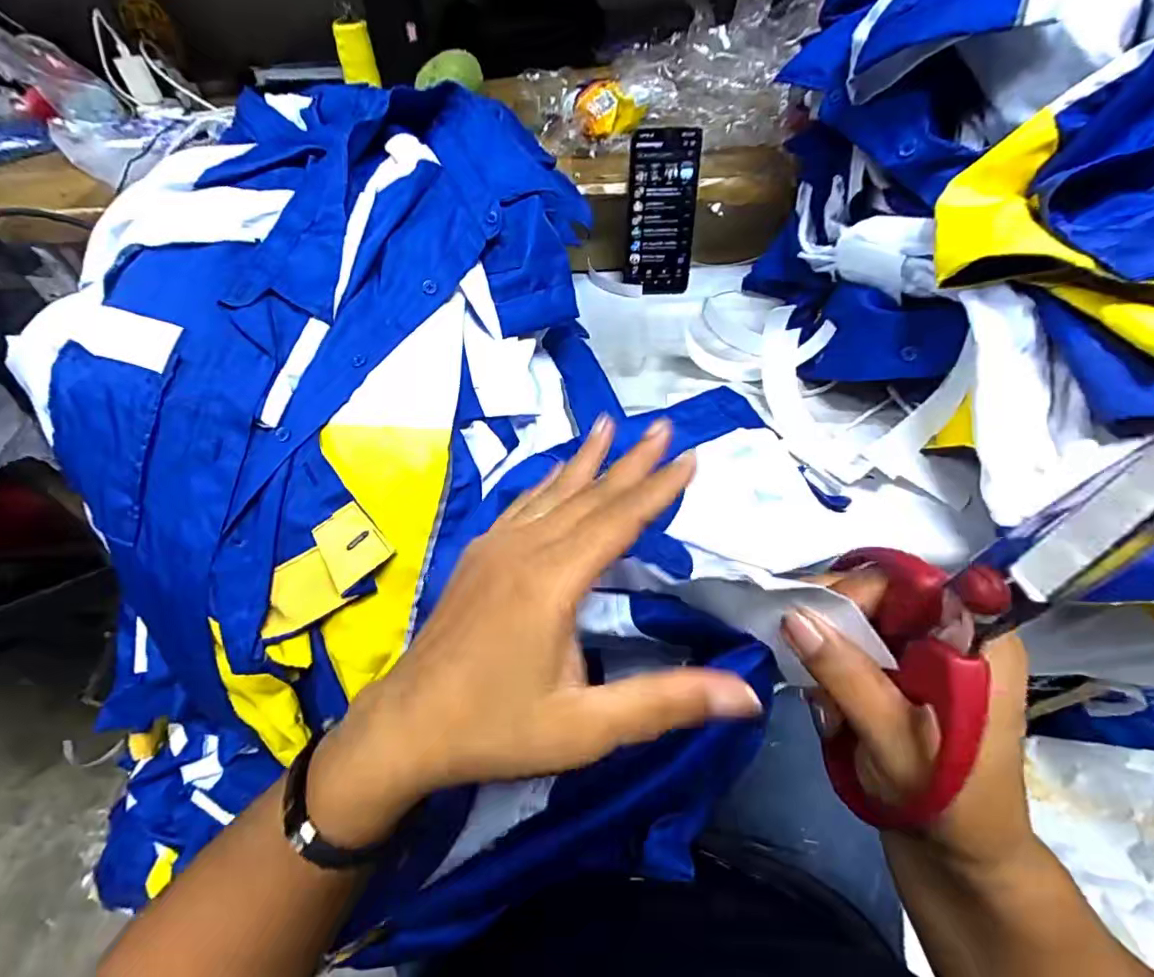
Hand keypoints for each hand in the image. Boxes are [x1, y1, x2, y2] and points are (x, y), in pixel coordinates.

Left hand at [304, 416, 764, 847]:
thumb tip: (746, 693)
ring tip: (609, 425)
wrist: (407, 723)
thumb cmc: (496, 726)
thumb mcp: (584, 727)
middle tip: (664, 426)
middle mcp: (523, 551)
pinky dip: (546, 484)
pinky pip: (520, 506)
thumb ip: (663, 703)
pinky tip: (553, 474)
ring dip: (585, 460)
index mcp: (552, 582)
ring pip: (551, 493)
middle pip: (588, 496)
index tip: (689, 456)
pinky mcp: (476, 557)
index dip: (657, 489)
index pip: (617, 521)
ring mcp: (494, 549)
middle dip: (630, 461)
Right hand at [783, 568, 1036, 870]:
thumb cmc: (945, 801)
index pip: (912, 582)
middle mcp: (955, 635)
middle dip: (833, 619)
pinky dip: (829, 661)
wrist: (959, 854)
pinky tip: (825, 697)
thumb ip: (848, 676)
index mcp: (978, 642)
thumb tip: (794, 616)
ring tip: (815, 687)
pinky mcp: (903, 669)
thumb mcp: (894, 740)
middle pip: (880, 593)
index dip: (859, 588)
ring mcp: (927, 652)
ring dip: (826, 644)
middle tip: (797, 648)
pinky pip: (855, 641)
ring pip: (860, 616)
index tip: (813, 614)